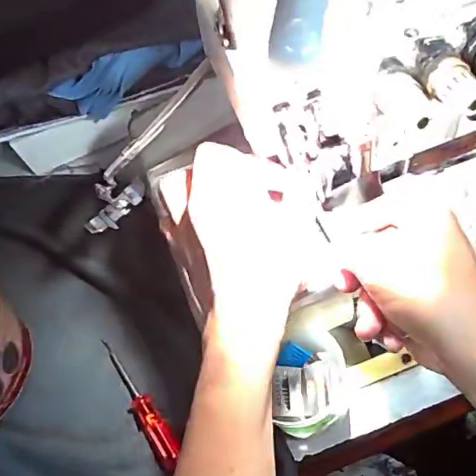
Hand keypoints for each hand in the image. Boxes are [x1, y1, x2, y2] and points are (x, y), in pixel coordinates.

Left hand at [183, 142, 322, 355]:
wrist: (243, 322)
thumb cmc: (264, 278)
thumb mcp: (295, 225)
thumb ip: (294, 196)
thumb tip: (295, 190)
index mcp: (212, 191)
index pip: (218, 153)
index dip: (248, 163)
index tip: (269, 179)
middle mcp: (188, 210)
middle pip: (193, 174)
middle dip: (220, 178)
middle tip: (246, 189)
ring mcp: (179, 235)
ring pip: (180, 201)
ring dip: (204, 200)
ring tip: (232, 212)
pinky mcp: (180, 259)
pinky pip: (181, 230)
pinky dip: (198, 228)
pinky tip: (222, 241)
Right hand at [335, 192, 475, 379]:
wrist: (468, 343)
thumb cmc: (426, 294)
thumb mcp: (373, 264)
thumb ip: (347, 252)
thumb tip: (338, 253)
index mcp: (424, 216)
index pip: (374, 213)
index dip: (350, 234)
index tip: (335, 254)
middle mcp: (430, 241)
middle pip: (375, 255)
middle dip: (360, 284)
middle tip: (349, 290)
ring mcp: (430, 275)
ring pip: (382, 287)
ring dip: (371, 311)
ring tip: (374, 328)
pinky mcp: (429, 305)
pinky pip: (396, 307)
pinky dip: (389, 324)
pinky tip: (394, 336)